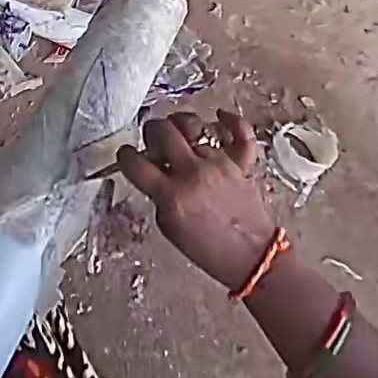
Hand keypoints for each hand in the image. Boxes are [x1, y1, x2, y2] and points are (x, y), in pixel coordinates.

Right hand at [118, 111, 279, 290]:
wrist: (253, 259)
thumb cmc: (208, 249)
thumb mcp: (169, 227)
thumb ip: (158, 196)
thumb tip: (154, 172)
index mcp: (171, 195)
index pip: (135, 162)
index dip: (125, 156)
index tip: (127, 156)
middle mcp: (193, 173)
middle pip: (162, 131)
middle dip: (151, 131)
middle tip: (154, 142)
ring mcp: (219, 164)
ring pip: (192, 125)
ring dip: (180, 125)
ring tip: (180, 134)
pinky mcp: (241, 163)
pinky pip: (241, 133)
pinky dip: (232, 122)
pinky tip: (219, 118)